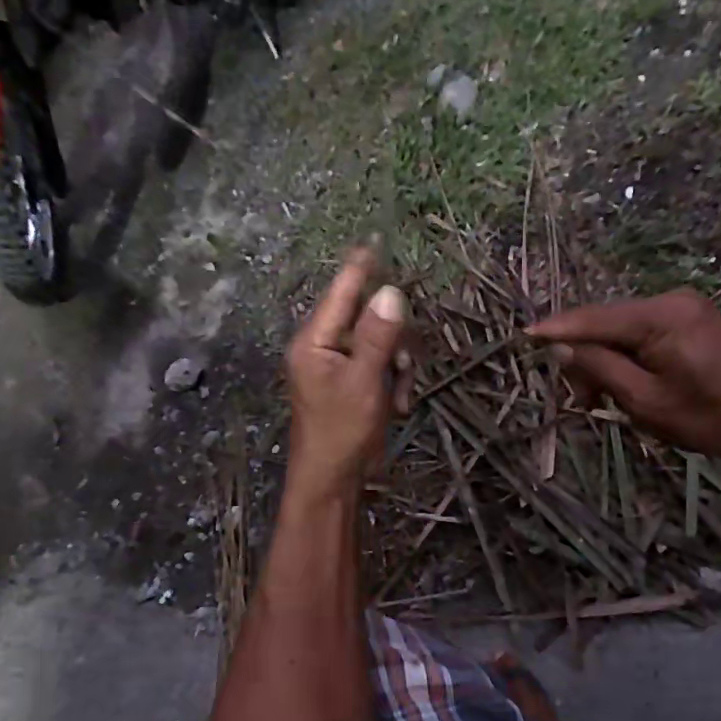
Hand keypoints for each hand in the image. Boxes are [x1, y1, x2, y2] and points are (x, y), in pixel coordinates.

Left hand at [284, 249, 412, 501]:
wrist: (333, 481)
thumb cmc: (341, 431)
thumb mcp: (364, 382)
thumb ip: (378, 336)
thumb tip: (391, 292)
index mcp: (315, 340)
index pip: (340, 292)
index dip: (360, 267)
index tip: (376, 239)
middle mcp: (324, 347)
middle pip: (369, 318)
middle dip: (394, 340)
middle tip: (405, 364)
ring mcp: (340, 366)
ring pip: (382, 342)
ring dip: (398, 365)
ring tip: (399, 395)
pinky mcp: (354, 383)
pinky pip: (382, 365)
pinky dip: (394, 381)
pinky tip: (397, 405)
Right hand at [528, 290, 720, 464]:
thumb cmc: (714, 418)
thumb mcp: (647, 401)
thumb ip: (601, 368)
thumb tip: (564, 346)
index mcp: (660, 315)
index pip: (594, 318)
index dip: (557, 330)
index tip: (523, 335)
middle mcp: (672, 301)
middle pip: (609, 325)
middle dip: (588, 360)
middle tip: (582, 403)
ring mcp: (689, 310)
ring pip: (627, 334)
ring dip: (610, 365)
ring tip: (605, 404)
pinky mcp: (698, 324)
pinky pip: (649, 337)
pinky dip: (633, 362)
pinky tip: (632, 389)